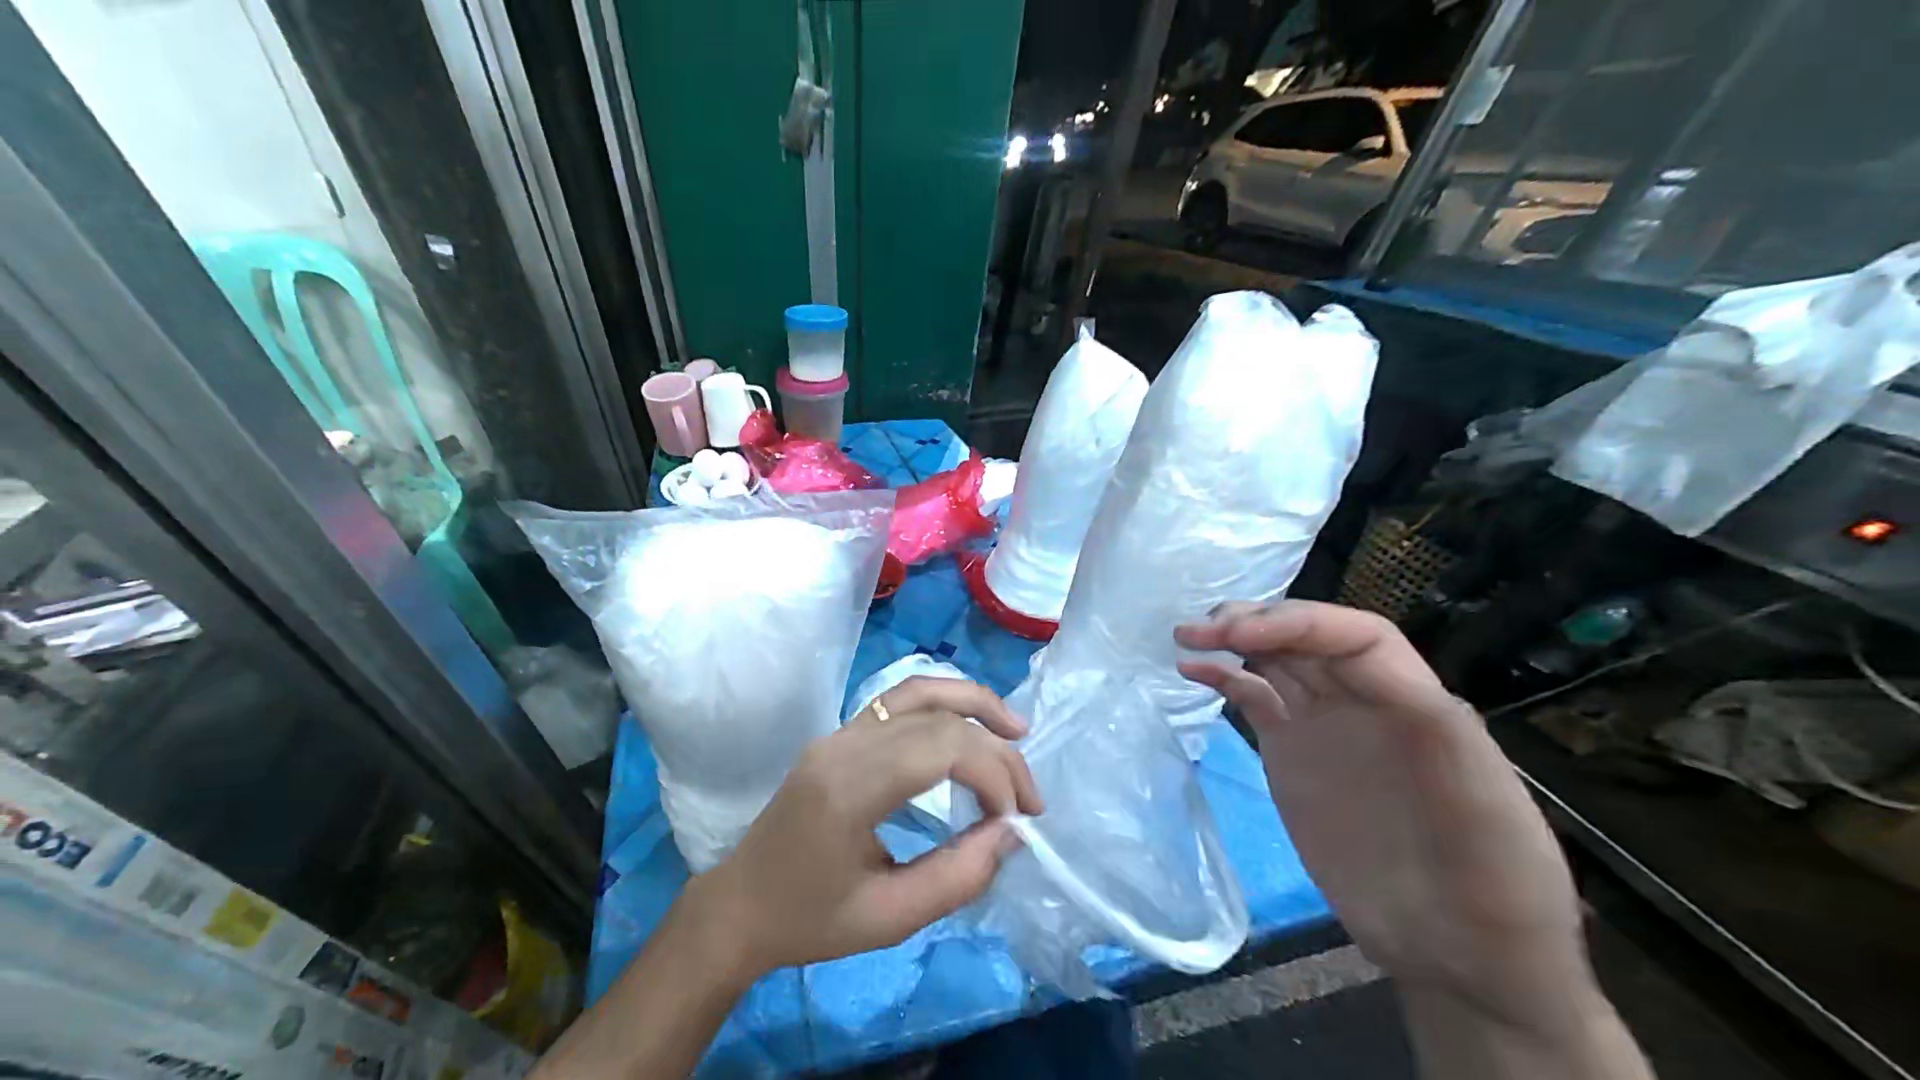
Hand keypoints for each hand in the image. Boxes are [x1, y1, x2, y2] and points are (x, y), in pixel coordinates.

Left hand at [694, 676, 1043, 977]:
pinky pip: (899, 700)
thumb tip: (1011, 833)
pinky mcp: (840, 734)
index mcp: (849, 789)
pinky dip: (944, 704)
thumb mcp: (888, 919)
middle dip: (995, 752)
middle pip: (939, 719)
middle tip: (1029, 799)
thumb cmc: (809, 922)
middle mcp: (844, 745)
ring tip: (1017, 731)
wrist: (739, 906)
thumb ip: (958, 877)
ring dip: (974, 705)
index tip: (1016, 821)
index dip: (992, 774)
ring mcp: (839, 733)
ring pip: (918, 692)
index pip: (941, 748)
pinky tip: (969, 724)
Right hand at [1176, 601, 1594, 1032]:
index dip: (1302, 623)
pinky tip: (1193, 670)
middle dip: (1258, 621)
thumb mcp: (1490, 814)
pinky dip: (1223, 677)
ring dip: (1234, 637)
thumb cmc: (1489, 885)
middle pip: (1307, 637)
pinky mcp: (1290, 750)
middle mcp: (1365, 701)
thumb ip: (1450, 743)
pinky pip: (1254, 697)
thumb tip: (1400, 684)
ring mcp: (1323, 724)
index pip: (1356, 636)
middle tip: (1207, 629)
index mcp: (1415, 702)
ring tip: (1190, 636)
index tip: (1246, 636)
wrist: (1456, 950)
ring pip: (1275, 658)